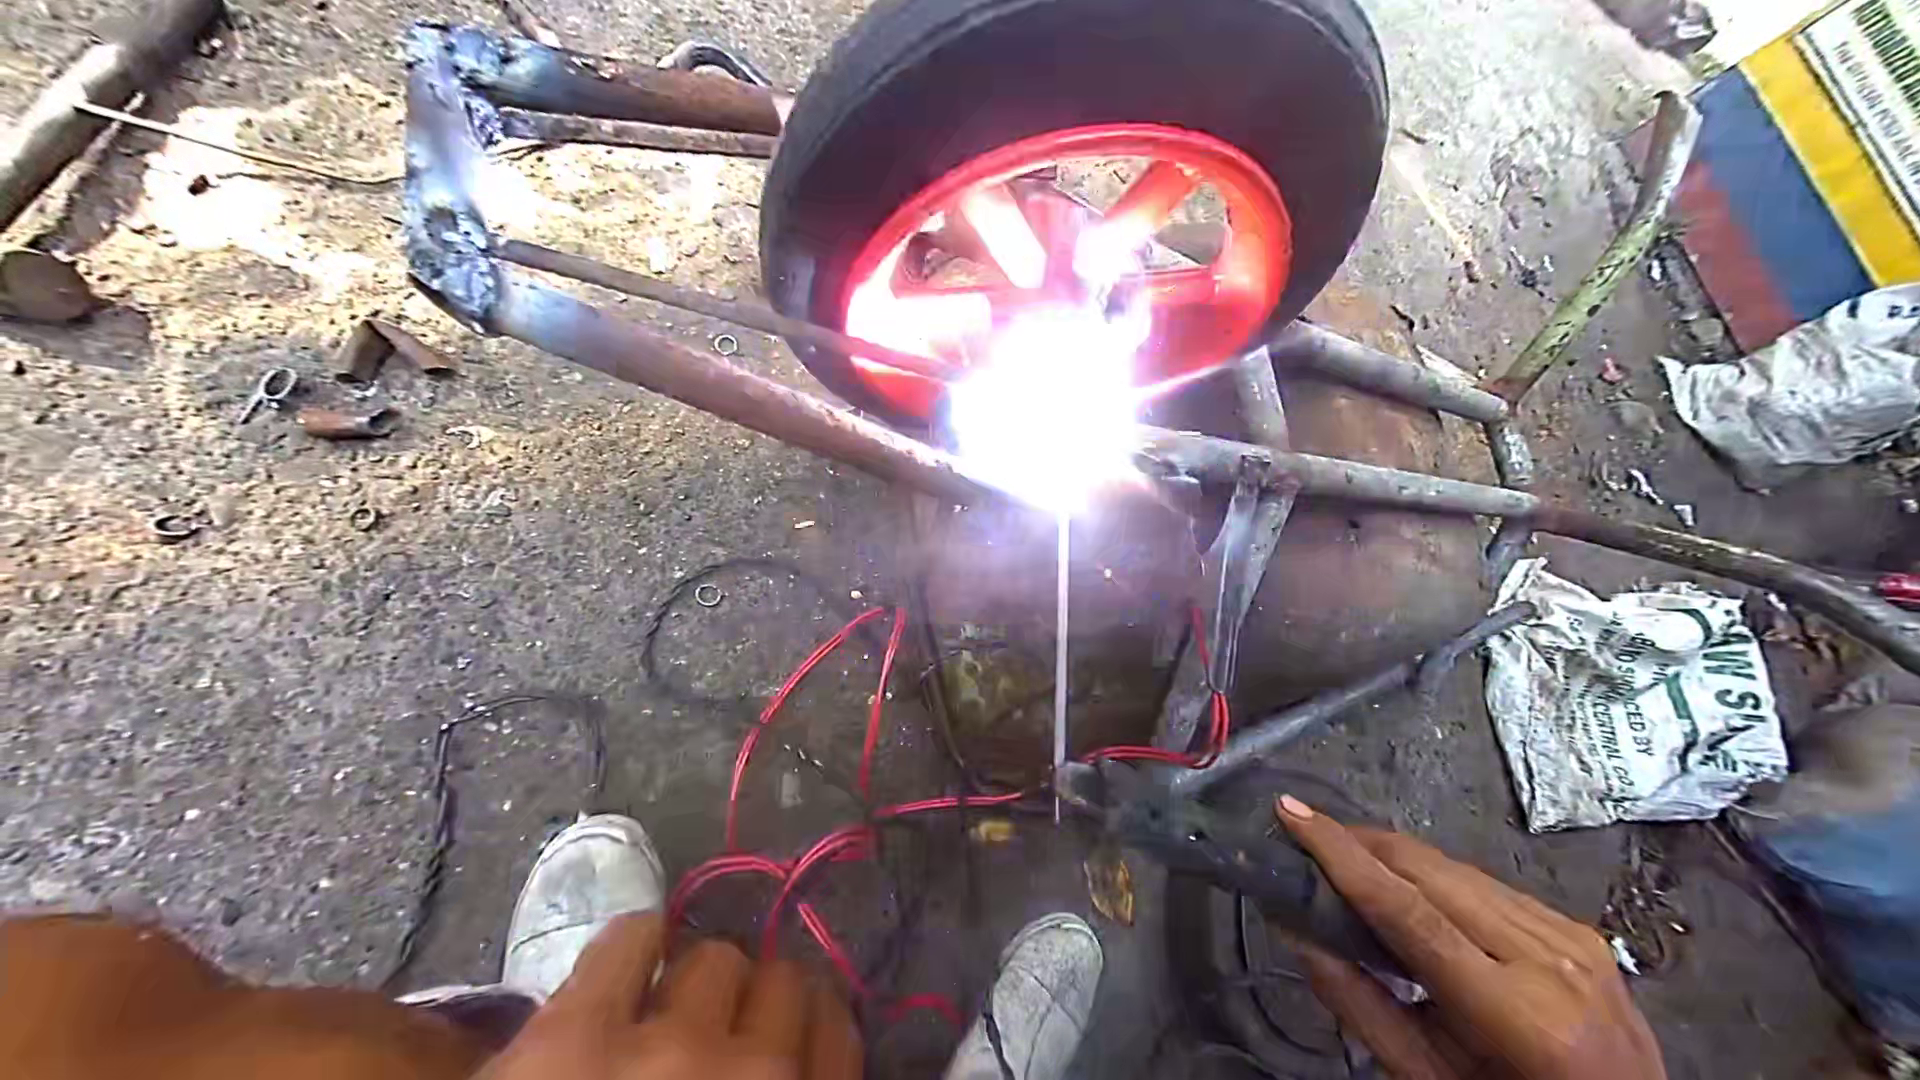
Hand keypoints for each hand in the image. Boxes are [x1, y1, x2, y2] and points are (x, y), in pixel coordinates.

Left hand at [475, 913, 861, 1079]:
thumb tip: (789, 1060)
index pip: (838, 1031)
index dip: (813, 1031)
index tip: (789, 1047)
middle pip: (784, 984)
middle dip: (752, 1010)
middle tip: (713, 1045)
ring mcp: (669, 1054)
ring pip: (716, 957)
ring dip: (696, 985)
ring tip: (660, 1017)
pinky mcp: (578, 1036)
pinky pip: (634, 937)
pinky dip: (633, 948)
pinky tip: (620, 978)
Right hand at [1275, 796, 1665, 1079]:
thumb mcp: (1428, 1078)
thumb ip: (1355, 1001)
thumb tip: (1291, 926)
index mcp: (1518, 1015)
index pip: (1405, 908)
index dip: (1339, 853)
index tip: (1289, 811)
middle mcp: (1551, 961)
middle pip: (1425, 870)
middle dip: (1357, 843)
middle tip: (1304, 836)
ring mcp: (1570, 937)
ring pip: (1449, 866)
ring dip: (1388, 855)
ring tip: (1345, 861)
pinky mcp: (1574, 925)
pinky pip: (1478, 880)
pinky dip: (1429, 875)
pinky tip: (1405, 888)